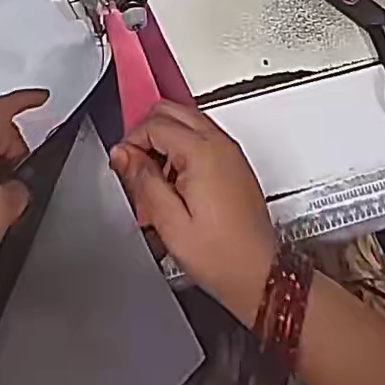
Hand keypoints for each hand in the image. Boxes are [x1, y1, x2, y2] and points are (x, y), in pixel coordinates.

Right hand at [109, 101, 279, 322]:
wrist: (260, 275)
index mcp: (203, 152)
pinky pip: (200, 135)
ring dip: (163, 138)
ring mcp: (229, 151)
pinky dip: (181, 146)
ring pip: (185, 119)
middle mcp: (219, 144)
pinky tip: (174, 181)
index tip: (123, 164)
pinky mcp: (233, 161)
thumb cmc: (223, 256)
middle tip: (134, 163)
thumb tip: (124, 154)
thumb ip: (143, 180)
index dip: (131, 142)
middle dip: (145, 131)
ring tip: (153, 177)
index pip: (154, 123)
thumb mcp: (169, 222)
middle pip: (170, 110)